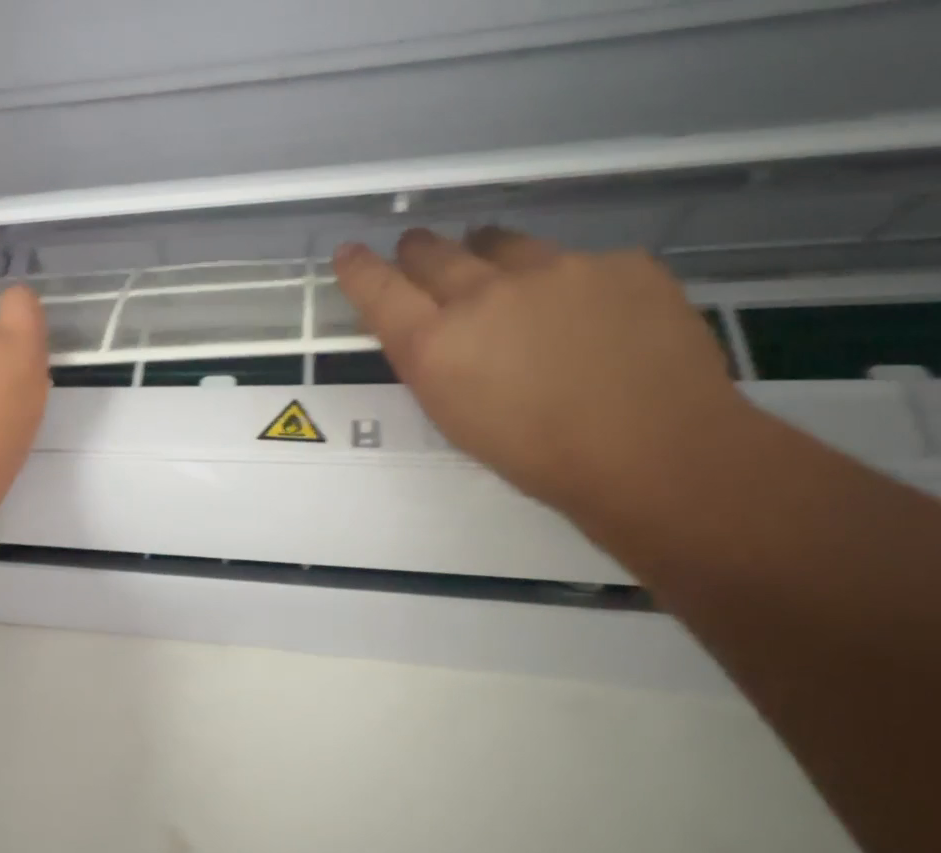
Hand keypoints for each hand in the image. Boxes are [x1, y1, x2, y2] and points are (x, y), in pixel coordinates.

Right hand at [333, 228, 745, 511]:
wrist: (655, 450)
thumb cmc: (538, 455)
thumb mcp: (455, 415)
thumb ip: (434, 361)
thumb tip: (433, 330)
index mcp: (435, 344)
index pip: (379, 290)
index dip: (359, 269)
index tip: (350, 252)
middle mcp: (483, 293)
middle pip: (433, 252)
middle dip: (420, 252)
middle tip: (420, 253)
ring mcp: (555, 269)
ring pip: (503, 244)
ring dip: (490, 255)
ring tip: (504, 279)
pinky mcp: (618, 261)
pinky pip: (578, 261)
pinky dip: (570, 282)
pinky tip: (590, 316)